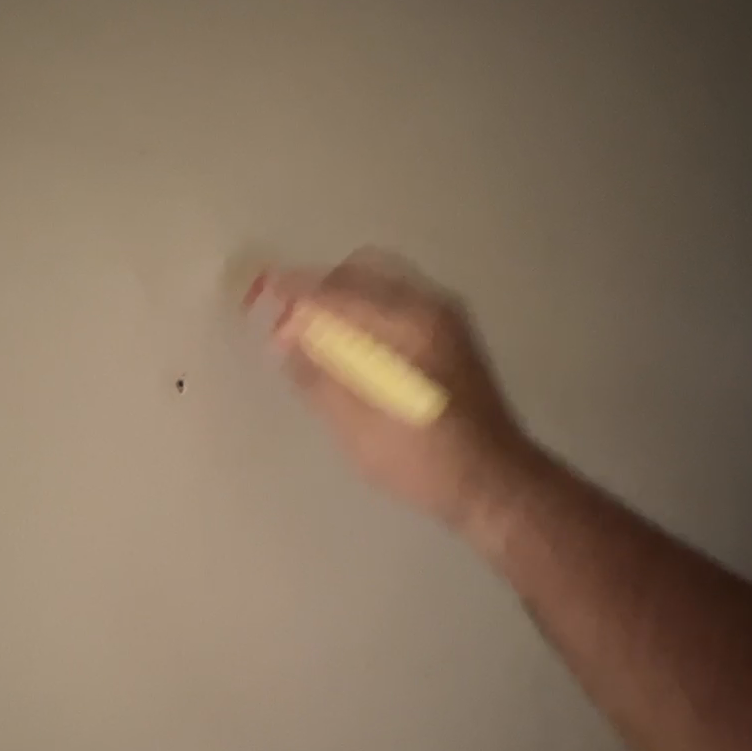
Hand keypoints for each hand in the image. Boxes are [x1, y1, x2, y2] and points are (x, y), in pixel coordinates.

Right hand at [251, 248, 543, 537]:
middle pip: (361, 270)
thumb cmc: (419, 458)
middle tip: (291, 323)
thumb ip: (316, 373)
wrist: (491, 480)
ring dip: (344, 299)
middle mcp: (428, 305)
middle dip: (319, 289)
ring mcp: (446, 319)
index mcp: (404, 322)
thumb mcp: (355, 423)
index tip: (260, 293)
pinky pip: (399, 303)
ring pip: (382, 284)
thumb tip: (284, 338)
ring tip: (317, 338)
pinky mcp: (453, 337)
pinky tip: (354, 349)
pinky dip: (367, 312)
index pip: (334, 290)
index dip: (292, 291)